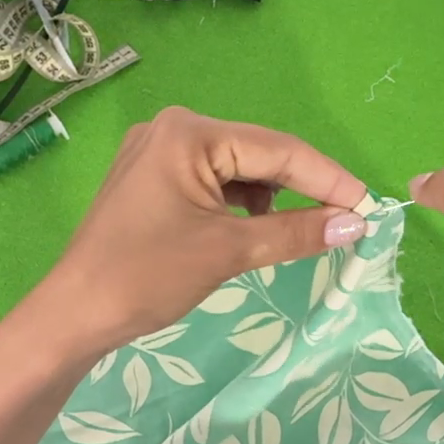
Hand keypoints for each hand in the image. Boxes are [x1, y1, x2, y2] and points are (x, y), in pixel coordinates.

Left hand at [40, 107, 367, 351]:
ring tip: (290, 234)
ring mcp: (156, 153)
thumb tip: (355, 224)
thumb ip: (294, 233)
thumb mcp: (227, 253)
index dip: (327, 179)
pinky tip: (249, 230)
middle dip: (299, 189)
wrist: (75, 313)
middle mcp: (172, 129)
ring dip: (268, 200)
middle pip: (256, 155)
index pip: (277, 149)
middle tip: (342, 223)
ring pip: (234, 171)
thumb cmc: (147, 277)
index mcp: (189, 134)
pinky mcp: (149, 181)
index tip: (368, 206)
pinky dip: (236, 206)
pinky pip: (209, 184)